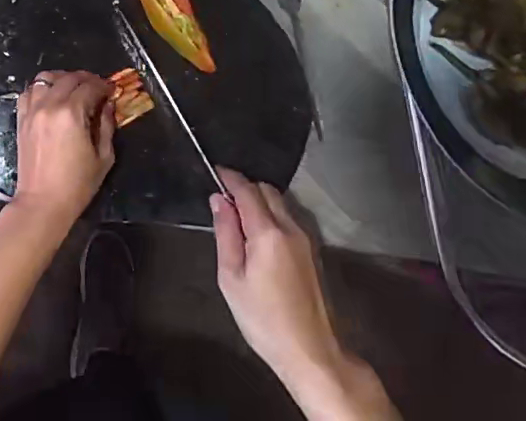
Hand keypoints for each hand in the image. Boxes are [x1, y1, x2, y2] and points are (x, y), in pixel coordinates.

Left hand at [11, 70, 115, 230]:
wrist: (42, 204)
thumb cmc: (76, 185)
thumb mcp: (103, 157)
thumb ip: (107, 126)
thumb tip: (107, 105)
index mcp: (71, 113)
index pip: (90, 86)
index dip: (104, 85)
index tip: (111, 90)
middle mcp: (49, 105)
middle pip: (69, 78)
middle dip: (87, 79)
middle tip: (97, 87)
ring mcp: (32, 110)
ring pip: (46, 78)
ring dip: (63, 79)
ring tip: (73, 88)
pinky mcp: (21, 119)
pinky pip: (29, 91)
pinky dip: (42, 88)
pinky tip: (51, 96)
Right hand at [212, 170, 395, 419]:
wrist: (311, 352)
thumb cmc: (263, 319)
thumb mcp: (231, 278)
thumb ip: (225, 233)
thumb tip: (218, 199)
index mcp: (268, 232)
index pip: (247, 189)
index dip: (229, 177)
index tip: (214, 172)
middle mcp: (290, 227)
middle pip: (266, 190)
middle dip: (244, 187)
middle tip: (223, 201)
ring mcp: (304, 238)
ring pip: (279, 202)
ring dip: (258, 201)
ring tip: (238, 220)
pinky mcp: (310, 251)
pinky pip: (287, 218)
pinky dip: (270, 214)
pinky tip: (257, 236)